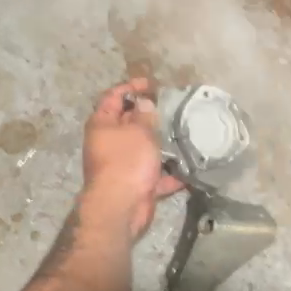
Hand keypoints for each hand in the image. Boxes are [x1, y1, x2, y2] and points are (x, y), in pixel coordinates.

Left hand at [79, 78, 183, 241]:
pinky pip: (155, 174)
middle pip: (128, 123)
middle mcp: (108, 143)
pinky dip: (169, 173)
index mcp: (102, 124)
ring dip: (161, 145)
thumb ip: (144, 114)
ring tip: (184, 135)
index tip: (151, 84)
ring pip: (143, 149)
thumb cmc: (127, 161)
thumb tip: (144, 104)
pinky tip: (188, 169)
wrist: (121, 206)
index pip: (113, 97)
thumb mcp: (139, 130)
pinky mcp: (135, 184)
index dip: (131, 87)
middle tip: (171, 109)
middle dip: (148, 115)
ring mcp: (121, 165)